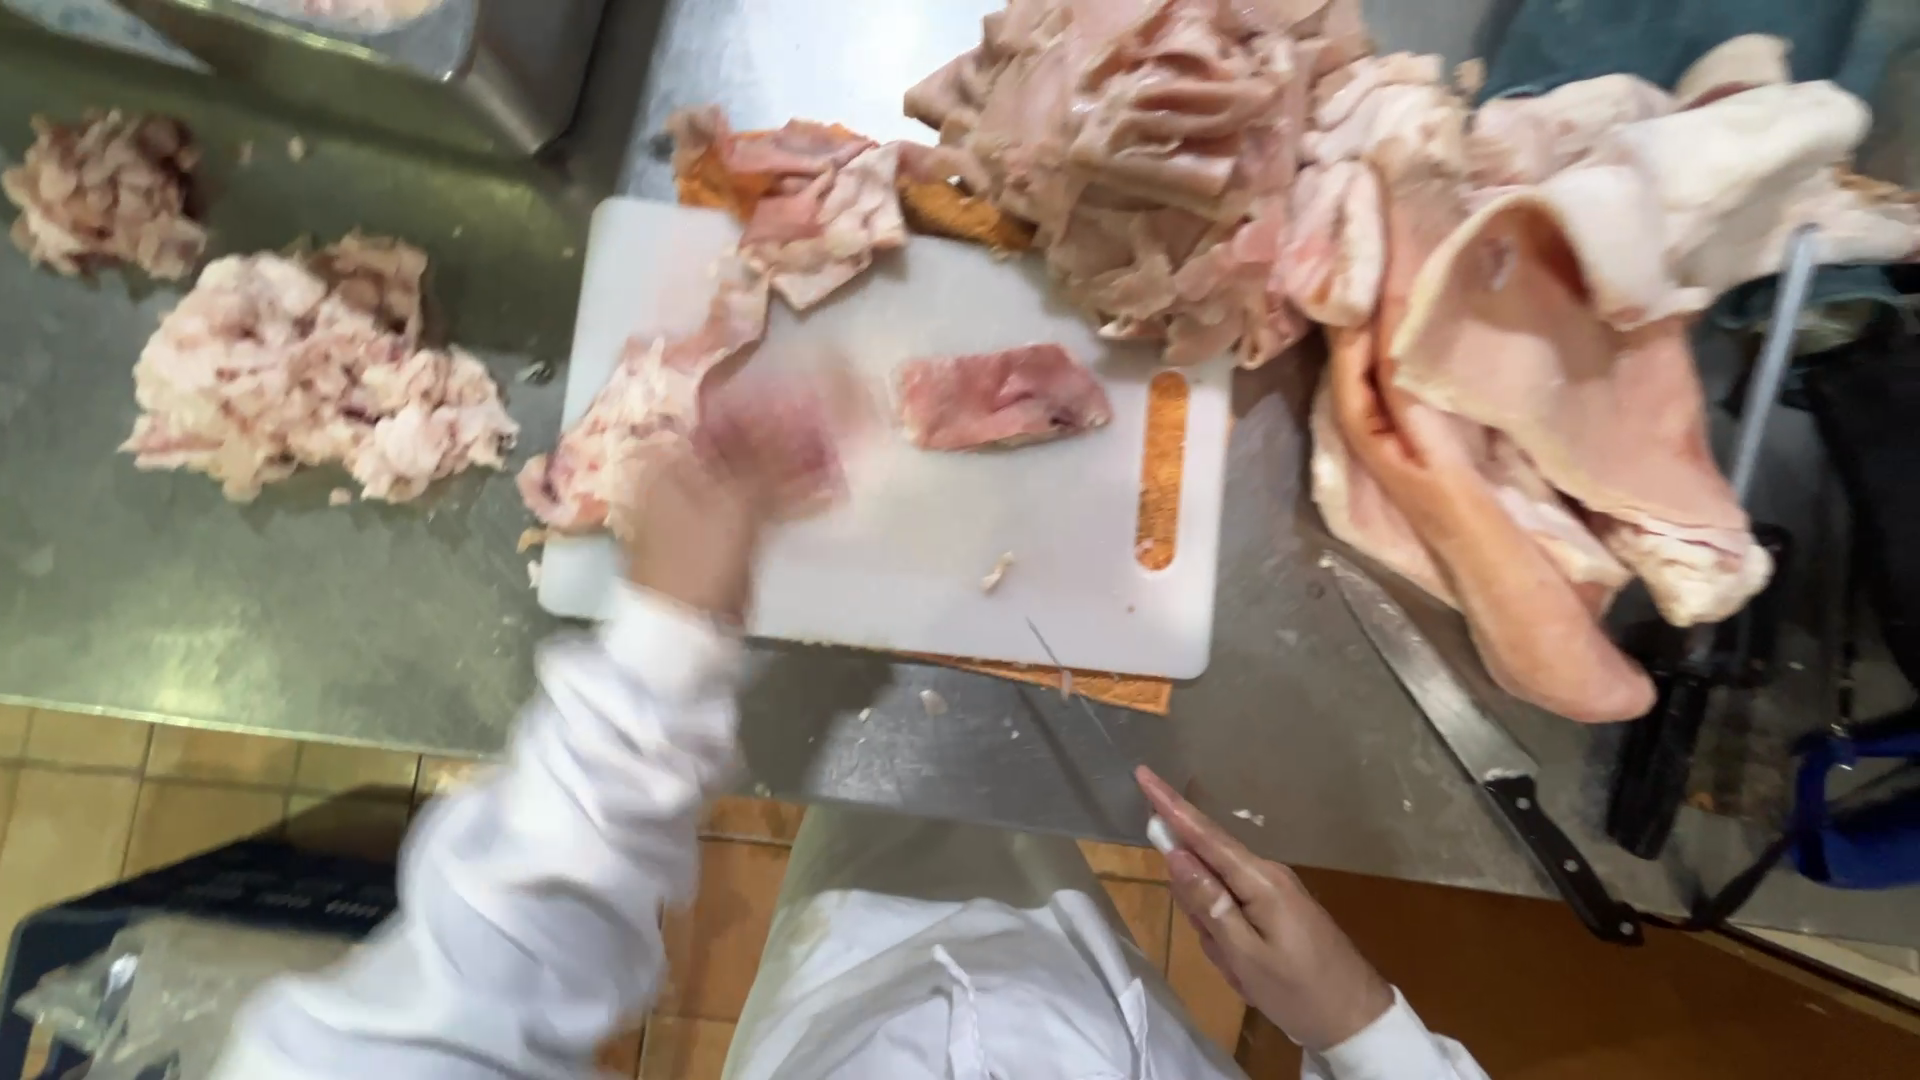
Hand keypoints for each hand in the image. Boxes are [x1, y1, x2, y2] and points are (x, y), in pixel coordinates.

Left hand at [620, 373, 861, 622]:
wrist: (684, 629)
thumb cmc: (697, 560)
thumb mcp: (733, 505)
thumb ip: (768, 463)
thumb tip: (798, 420)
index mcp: (671, 462)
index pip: (721, 418)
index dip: (762, 405)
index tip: (802, 396)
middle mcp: (685, 476)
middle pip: (743, 445)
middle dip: (786, 435)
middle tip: (826, 422)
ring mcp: (706, 505)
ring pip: (758, 473)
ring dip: (794, 464)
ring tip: (834, 450)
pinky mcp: (727, 532)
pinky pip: (764, 503)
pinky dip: (791, 495)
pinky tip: (826, 488)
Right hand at [1136, 766, 1393, 1051]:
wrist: (1361, 1024)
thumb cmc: (1302, 992)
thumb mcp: (1245, 955)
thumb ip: (1207, 902)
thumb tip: (1175, 853)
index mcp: (1259, 879)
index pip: (1202, 833)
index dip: (1169, 805)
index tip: (1142, 773)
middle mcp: (1265, 873)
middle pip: (1204, 869)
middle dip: (1197, 908)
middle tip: (1220, 951)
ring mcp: (1273, 891)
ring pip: (1217, 895)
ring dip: (1217, 933)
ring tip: (1242, 971)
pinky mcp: (1277, 908)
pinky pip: (1235, 911)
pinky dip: (1231, 940)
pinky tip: (1249, 971)